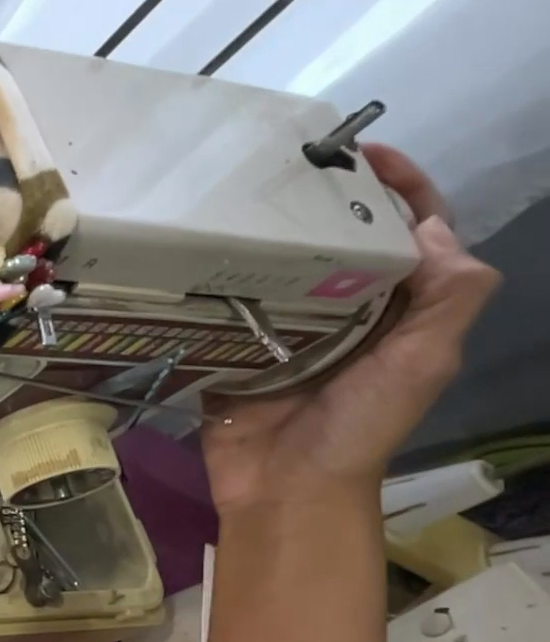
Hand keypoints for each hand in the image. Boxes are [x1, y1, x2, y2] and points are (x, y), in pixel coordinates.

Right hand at [202, 144, 501, 515]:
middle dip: (316, 210)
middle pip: (335, 245)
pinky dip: (211, 291)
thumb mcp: (425, 360)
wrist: (283, 486)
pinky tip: (193, 266)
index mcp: (397, 309)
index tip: (361, 154)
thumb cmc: (360, 426)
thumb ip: (448, 295)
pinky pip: (221, 315)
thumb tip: (423, 228)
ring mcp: (278, 334)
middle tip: (279, 176)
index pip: (408, 233)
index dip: (396, 190)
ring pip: (275, 274)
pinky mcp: (228, 355)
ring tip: (230, 212)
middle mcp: (341, 313)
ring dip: (259, 245)